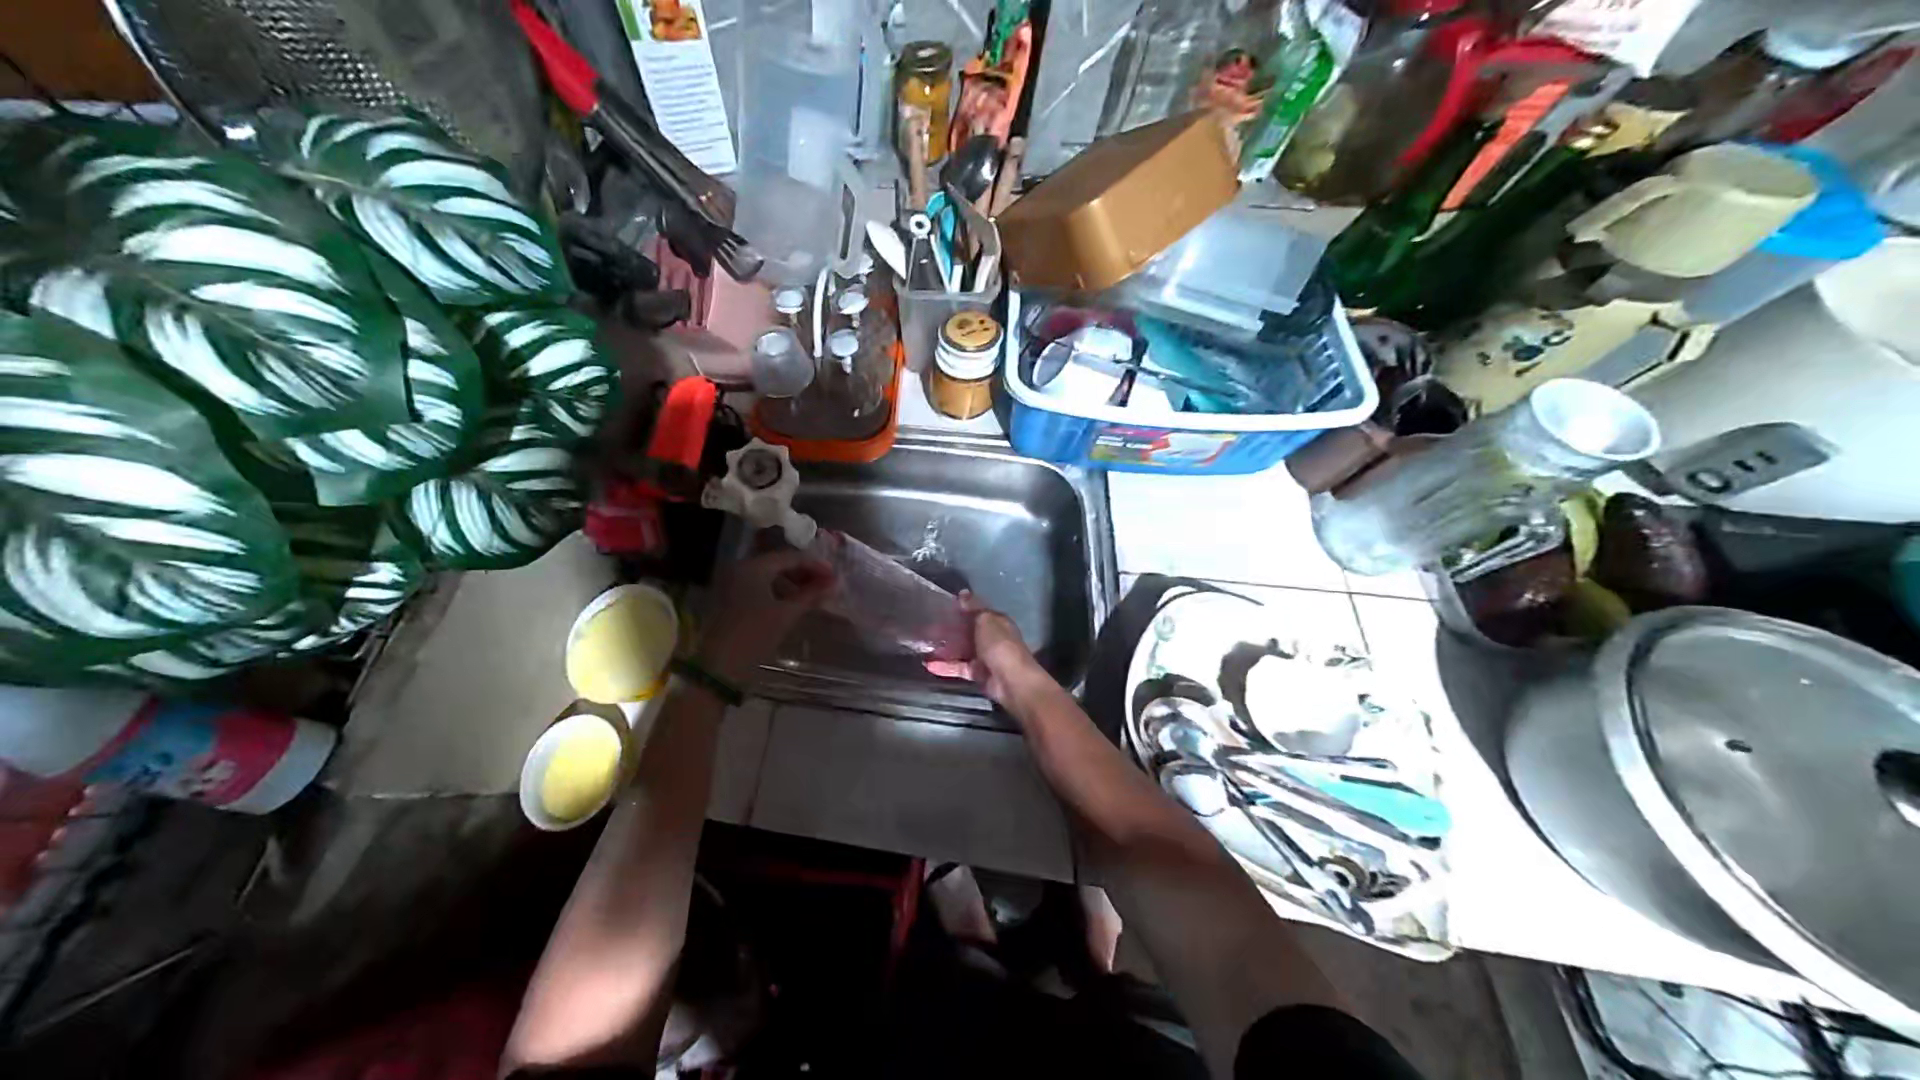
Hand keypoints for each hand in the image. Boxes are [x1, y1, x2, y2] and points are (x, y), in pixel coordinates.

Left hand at [696, 550, 835, 684]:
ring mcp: (734, 583)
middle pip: (779, 563)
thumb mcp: (786, 614)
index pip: (790, 557)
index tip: (835, 576)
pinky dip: (779, 592)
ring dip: (793, 583)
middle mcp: (741, 568)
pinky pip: (760, 587)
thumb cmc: (754, 636)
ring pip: (770, 576)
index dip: (815, 565)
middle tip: (827, 585)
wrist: (719, 668)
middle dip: (805, 573)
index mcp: (753, 567)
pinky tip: (794, 603)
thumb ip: (811, 595)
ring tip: (814, 596)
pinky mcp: (731, 599)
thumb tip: (835, 583)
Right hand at [925, 592, 1045, 705]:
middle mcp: (991, 638)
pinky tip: (928, 665)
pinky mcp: (978, 674)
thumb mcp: (986, 620)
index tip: (941, 607)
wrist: (1011, 680)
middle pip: (967, 632)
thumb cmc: (1000, 645)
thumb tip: (963, 593)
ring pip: (961, 650)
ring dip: (945, 648)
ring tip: (923, 646)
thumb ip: (973, 607)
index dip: (961, 609)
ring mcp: (984, 657)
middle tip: (927, 627)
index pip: (977, 612)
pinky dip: (945, 667)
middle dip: (949, 630)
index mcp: (996, 622)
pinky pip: (959, 667)